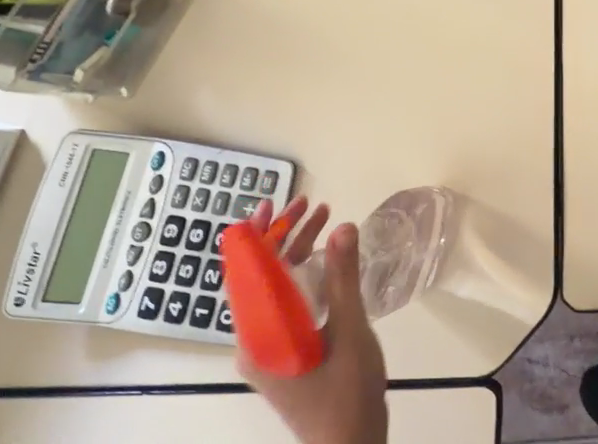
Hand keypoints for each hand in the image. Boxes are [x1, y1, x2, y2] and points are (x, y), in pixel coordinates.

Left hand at [239, 197, 387, 443]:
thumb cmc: (346, 392)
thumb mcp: (350, 331)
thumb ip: (343, 278)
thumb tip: (342, 226)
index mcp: (258, 337)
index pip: (246, 274)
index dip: (257, 236)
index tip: (273, 205)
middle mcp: (255, 340)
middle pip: (261, 276)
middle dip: (284, 236)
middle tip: (310, 204)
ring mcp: (269, 347)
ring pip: (275, 287)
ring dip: (297, 252)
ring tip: (324, 219)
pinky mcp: (285, 352)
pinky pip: (285, 303)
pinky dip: (303, 275)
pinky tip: (325, 258)